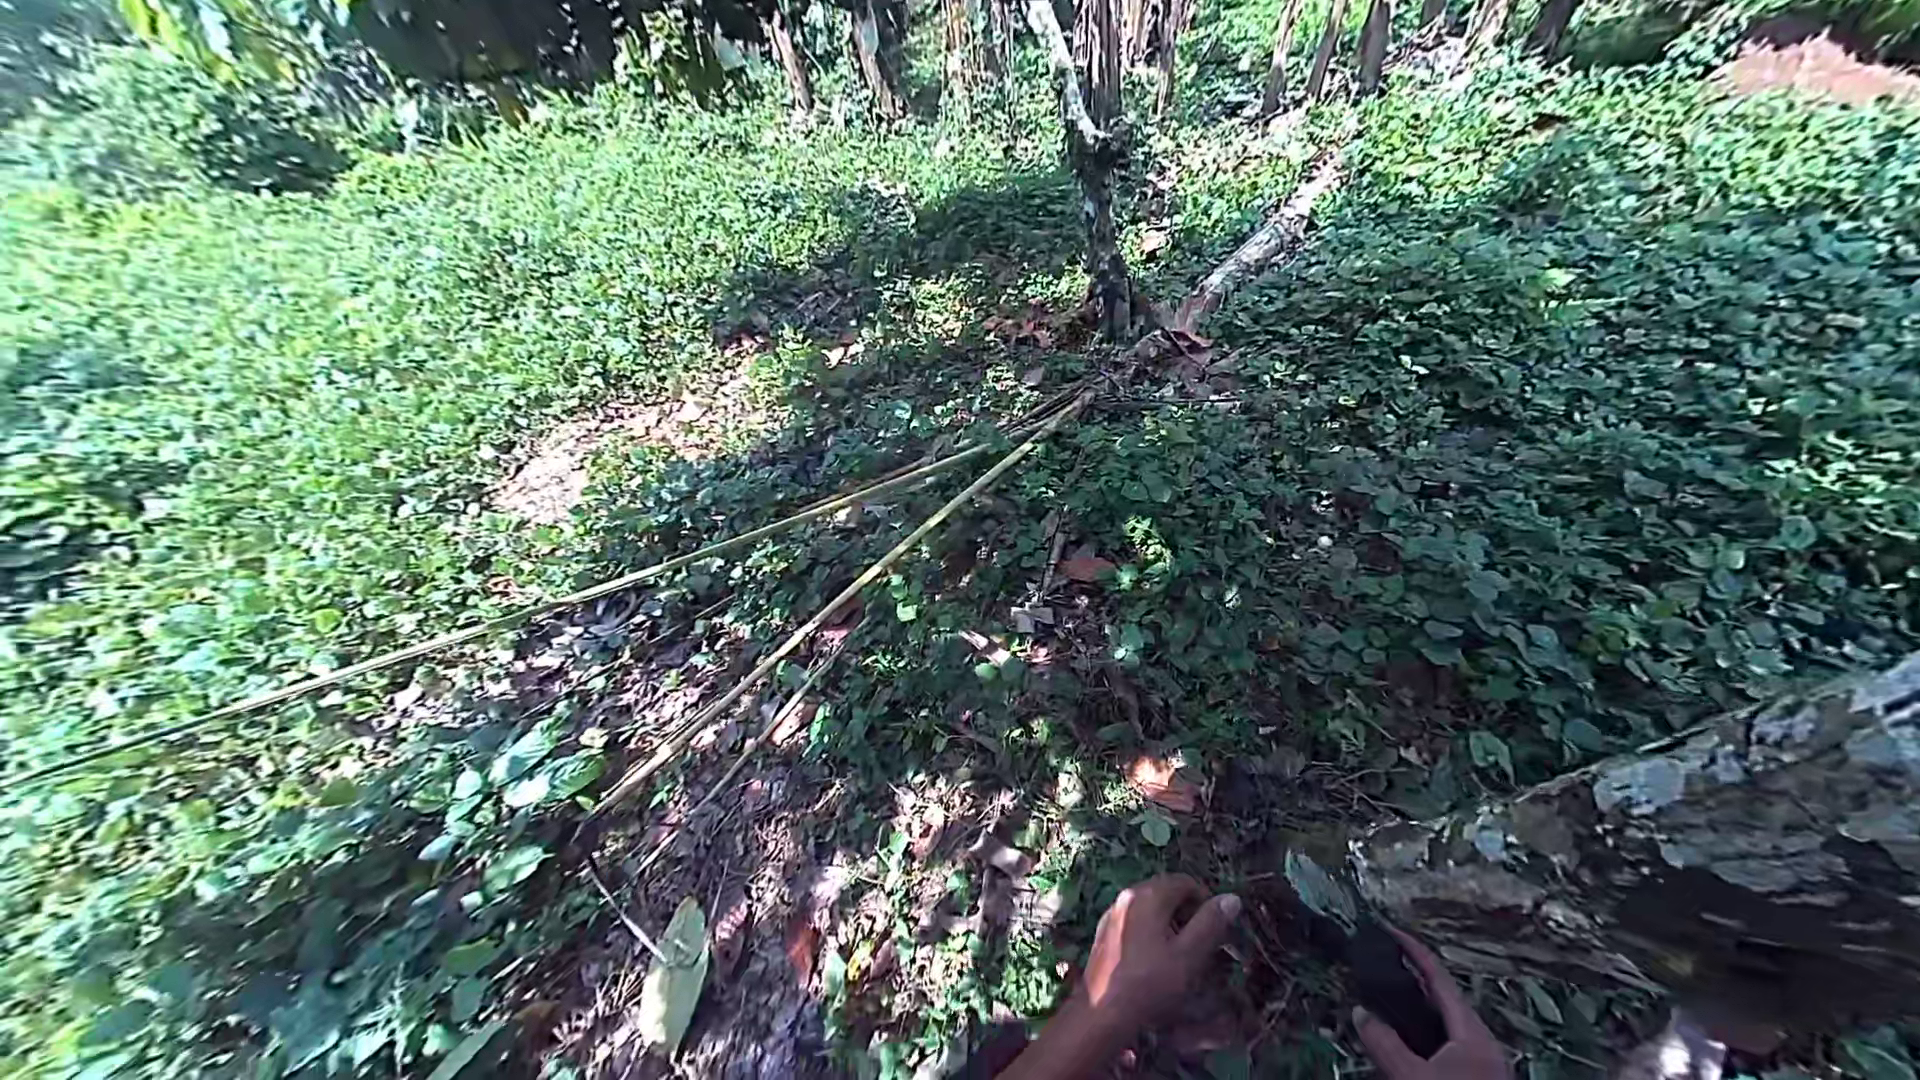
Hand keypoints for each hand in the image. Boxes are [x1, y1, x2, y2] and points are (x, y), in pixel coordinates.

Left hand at [996, 874, 1240, 1079]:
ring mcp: (1113, 911)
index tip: (1219, 930)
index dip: (1207, 902)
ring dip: (1172, 923)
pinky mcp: (1105, 929)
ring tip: (1185, 955)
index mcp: (1147, 894)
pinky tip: (1157, 959)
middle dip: (1190, 913)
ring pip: (1151, 906)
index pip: (1185, 881)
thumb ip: (1211, 924)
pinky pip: (1136, 920)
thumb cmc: (1151, 982)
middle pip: (1167, 891)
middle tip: (1205, 944)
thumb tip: (1231, 898)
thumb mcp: (1189, 955)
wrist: (1104, 1009)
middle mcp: (1127, 894)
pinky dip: (1153, 930)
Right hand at [1353, 926, 1511, 1079]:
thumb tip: (1361, 1012)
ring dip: (1415, 1002)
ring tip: (1383, 990)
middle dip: (1411, 973)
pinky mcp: (1477, 1077)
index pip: (1438, 976)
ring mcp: (1483, 1063)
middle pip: (1443, 995)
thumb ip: (1384, 1043)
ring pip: (1445, 1019)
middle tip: (1378, 957)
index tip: (1385, 927)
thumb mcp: (1412, 1079)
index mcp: (1473, 1034)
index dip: (1411, 948)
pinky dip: (1421, 1026)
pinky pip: (1445, 1039)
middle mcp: (1483, 1043)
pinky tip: (1402, 1034)